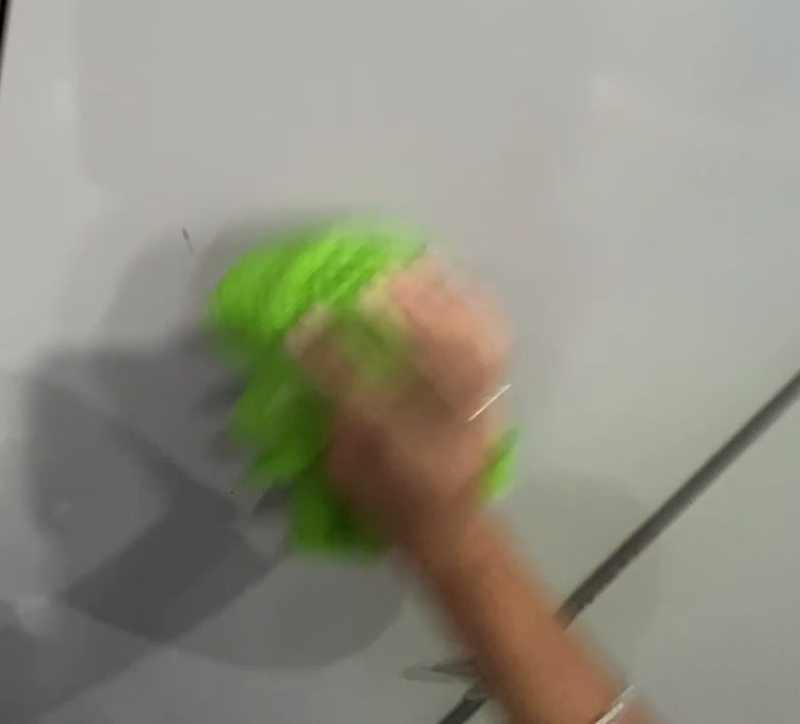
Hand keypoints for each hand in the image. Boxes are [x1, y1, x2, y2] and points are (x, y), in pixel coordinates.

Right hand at [290, 263, 511, 562]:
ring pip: (468, 350)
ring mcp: (476, 412)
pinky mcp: (492, 399)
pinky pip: (491, 346)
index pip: (360, 394)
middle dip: (401, 320)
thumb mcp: (344, 467)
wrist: (452, 531)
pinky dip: (473, 307)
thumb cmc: (386, 502)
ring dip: (440, 305)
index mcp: (400, 452)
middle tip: (371, 285)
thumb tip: (312, 353)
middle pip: (430, 366)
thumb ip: (332, 413)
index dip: (331, 355)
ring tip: (412, 268)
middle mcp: (445, 431)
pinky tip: (451, 280)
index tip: (307, 318)